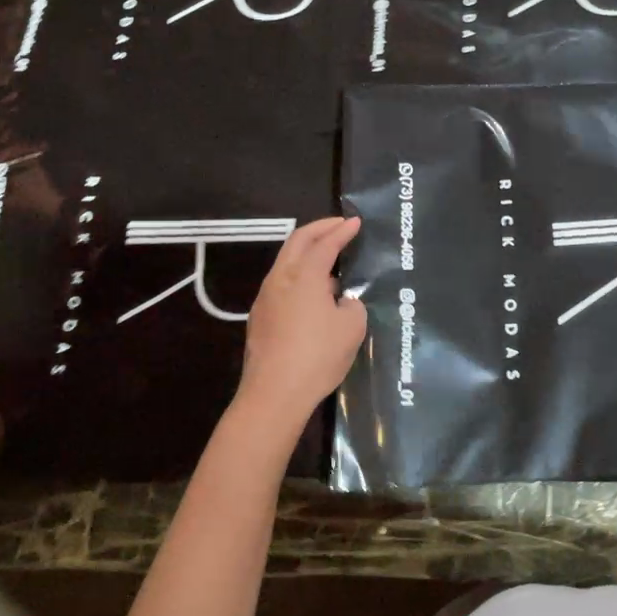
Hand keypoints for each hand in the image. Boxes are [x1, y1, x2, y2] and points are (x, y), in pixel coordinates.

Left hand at [235, 217, 365, 425]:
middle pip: (297, 242)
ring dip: (308, 252)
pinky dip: (300, 274)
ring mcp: (266, 298)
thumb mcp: (352, 327)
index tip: (356, 222)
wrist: (274, 393)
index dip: (342, 230)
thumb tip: (341, 301)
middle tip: (339, 226)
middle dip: (319, 229)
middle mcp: (280, 279)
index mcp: (304, 276)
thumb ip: (351, 304)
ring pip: (286, 262)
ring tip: (331, 258)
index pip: (325, 243)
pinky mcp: (261, 317)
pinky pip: (282, 283)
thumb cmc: (318, 356)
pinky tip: (315, 291)